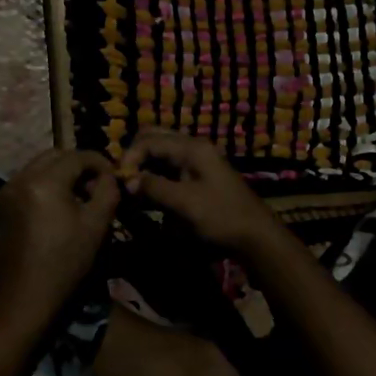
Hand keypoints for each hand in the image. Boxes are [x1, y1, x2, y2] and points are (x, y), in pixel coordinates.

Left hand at [0, 149, 119, 317]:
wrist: (28, 294)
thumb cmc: (67, 260)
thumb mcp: (97, 224)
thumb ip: (108, 191)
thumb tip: (108, 175)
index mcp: (45, 182)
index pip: (78, 156)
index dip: (99, 162)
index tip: (113, 177)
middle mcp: (22, 178)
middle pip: (56, 154)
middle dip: (79, 164)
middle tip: (96, 184)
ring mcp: (8, 189)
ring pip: (41, 165)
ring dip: (63, 172)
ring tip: (80, 195)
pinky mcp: (4, 202)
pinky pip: (30, 179)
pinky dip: (48, 182)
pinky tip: (61, 204)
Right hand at [120, 130, 280, 252]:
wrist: (256, 235)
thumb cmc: (221, 216)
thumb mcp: (184, 203)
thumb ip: (154, 187)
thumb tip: (126, 180)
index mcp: (192, 148)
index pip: (149, 140)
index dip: (130, 157)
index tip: (119, 181)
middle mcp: (194, 148)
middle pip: (155, 140)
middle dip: (136, 157)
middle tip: (123, 180)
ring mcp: (198, 162)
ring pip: (162, 154)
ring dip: (145, 167)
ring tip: (131, 189)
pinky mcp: (199, 177)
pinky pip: (171, 168)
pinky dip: (156, 177)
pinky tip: (146, 193)